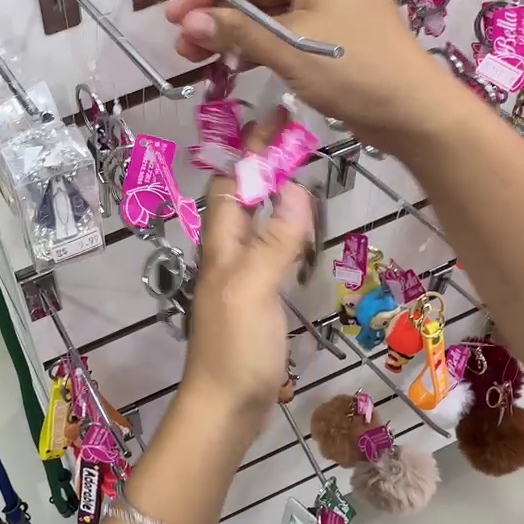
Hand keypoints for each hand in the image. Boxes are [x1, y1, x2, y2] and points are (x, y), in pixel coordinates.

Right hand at [163, 0, 474, 151]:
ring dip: (229, 32)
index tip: (176, 17)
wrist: (408, 110)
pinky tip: (229, 64)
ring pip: (263, 11)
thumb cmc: (353, 68)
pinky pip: (279, 30)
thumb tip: (189, 23)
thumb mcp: (287, 47)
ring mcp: (324, 4)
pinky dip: (253, 45)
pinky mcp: (325, 34)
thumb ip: (235, 31)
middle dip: (215, 13)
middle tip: (183, 45)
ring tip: (196, 58)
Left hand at [179, 140, 313, 421]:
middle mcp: (226, 256)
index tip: (277, 115)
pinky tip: (299, 230)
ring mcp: (240, 278)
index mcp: (221, 247)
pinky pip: (267, 250)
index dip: (248, 148)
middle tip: (297, 134)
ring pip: (254, 222)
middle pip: (241, 197)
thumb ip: (272, 241)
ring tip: (303, 169)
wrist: (225, 408)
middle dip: (261, 162)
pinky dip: (283, 228)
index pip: (230, 183)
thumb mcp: (253, 290)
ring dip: (273, 192)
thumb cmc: (235, 349)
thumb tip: (294, 187)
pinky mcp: (255, 301)